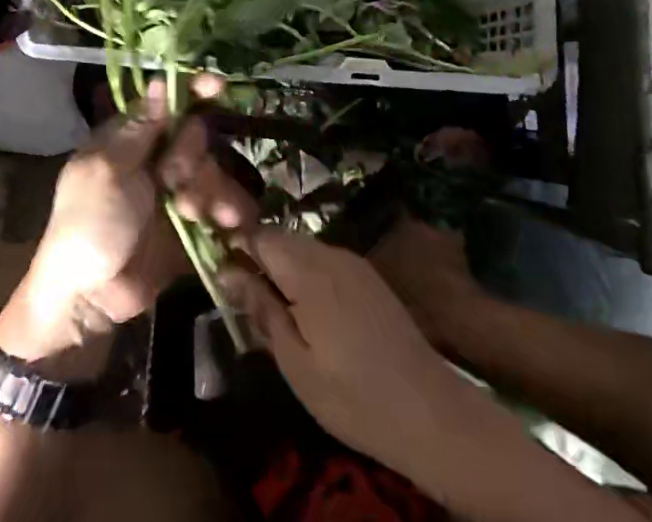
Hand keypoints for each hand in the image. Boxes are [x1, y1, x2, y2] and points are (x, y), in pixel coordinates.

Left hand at [0, 76, 255, 375]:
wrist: (90, 299)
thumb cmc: (87, 225)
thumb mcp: (105, 171)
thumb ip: (138, 129)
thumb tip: (159, 80)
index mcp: (128, 141)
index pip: (165, 104)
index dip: (192, 91)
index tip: (218, 86)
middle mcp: (155, 162)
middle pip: (197, 139)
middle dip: (193, 157)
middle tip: (174, 181)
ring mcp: (176, 195)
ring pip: (215, 173)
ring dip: (212, 190)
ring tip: (197, 214)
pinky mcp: (194, 228)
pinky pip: (226, 210)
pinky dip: (230, 215)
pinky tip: (225, 227)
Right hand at [220, 227, 470, 474]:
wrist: (432, 414)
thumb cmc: (353, 396)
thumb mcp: (295, 361)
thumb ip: (261, 309)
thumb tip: (226, 272)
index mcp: (310, 272)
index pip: (260, 236)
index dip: (235, 249)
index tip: (219, 275)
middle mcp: (332, 255)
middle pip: (281, 238)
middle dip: (257, 258)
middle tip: (242, 299)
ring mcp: (355, 264)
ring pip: (302, 248)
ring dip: (281, 268)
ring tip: (270, 310)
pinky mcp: (369, 278)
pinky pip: (324, 261)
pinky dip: (305, 275)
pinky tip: (305, 312)